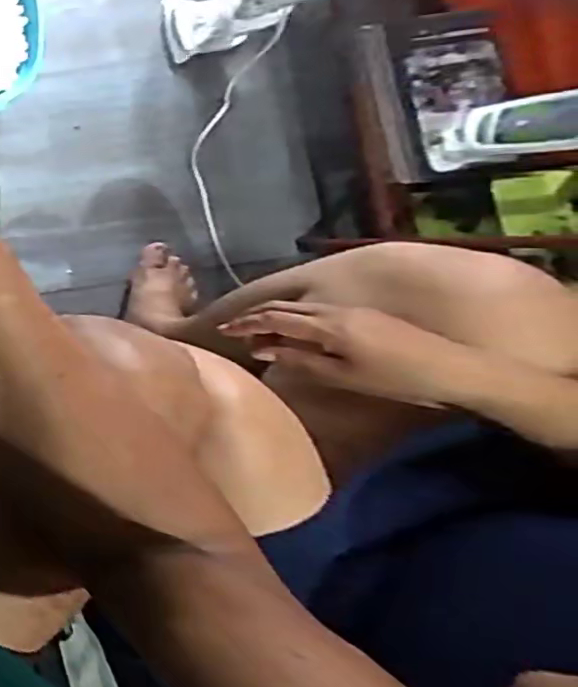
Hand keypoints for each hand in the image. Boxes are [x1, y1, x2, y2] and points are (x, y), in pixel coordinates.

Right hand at [218, 301, 481, 405]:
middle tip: (233, 327)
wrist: (465, 372)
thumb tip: (261, 350)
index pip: (272, 319)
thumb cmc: (400, 380)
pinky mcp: (367, 316)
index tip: (222, 330)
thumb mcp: (343, 376)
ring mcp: (354, 311)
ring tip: (259, 328)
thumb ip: (298, 360)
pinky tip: (293, 329)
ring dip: (274, 314)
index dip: (244, 323)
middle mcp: (336, 311)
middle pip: (284, 307)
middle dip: (254, 315)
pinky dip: (294, 316)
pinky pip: (316, 310)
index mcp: (327, 326)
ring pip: (300, 306)